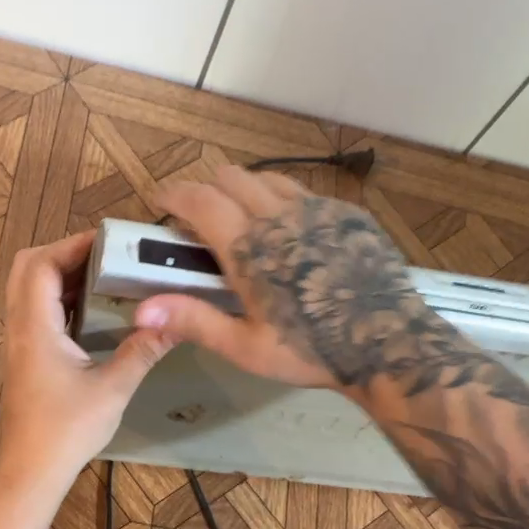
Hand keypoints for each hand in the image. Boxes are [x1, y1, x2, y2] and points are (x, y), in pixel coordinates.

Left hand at [0, 231, 175, 490]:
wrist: (31, 471)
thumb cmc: (67, 430)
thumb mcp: (114, 389)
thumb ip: (143, 351)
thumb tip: (177, 323)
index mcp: (35, 328)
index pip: (41, 264)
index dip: (72, 245)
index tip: (110, 243)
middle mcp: (19, 329)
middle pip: (27, 269)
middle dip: (62, 254)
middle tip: (103, 258)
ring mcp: (17, 345)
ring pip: (28, 291)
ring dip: (60, 277)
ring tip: (102, 278)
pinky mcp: (23, 360)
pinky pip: (34, 313)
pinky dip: (57, 301)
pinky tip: (90, 313)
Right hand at [135, 166, 421, 393]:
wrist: (387, 343)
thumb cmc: (309, 351)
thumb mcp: (244, 347)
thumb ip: (193, 321)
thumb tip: (142, 310)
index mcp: (249, 247)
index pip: (200, 200)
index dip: (173, 194)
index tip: (159, 201)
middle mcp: (279, 215)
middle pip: (231, 177)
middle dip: (206, 188)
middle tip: (196, 216)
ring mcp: (317, 210)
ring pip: (268, 178)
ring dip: (243, 189)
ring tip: (238, 217)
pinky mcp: (346, 214)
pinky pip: (302, 193)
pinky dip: (279, 201)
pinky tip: (285, 231)